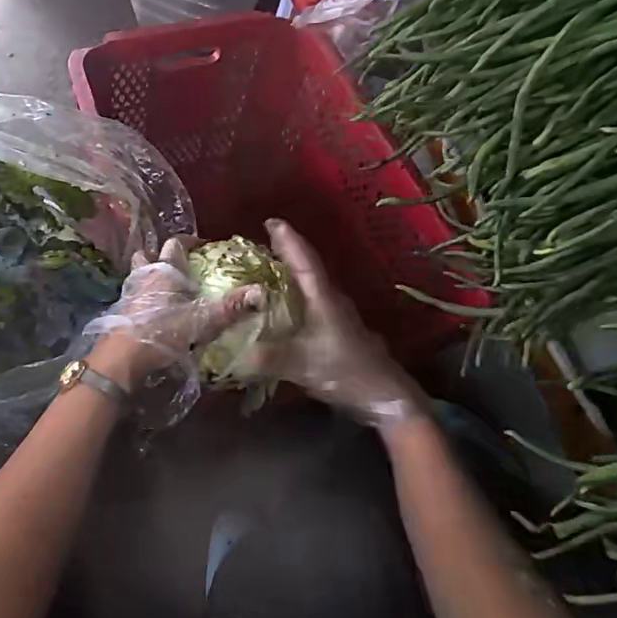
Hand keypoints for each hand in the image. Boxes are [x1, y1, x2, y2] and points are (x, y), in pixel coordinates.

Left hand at [85, 236, 261, 389]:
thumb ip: (231, 307)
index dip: (189, 241)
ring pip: (138, 275)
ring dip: (149, 277)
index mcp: (165, 270)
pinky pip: (133, 297)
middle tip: (177, 265)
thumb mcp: (203, 320)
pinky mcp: (120, 313)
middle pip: (148, 255)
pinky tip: (152, 312)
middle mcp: (144, 276)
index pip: (176, 243)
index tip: (203, 246)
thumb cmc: (163, 331)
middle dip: (161, 256)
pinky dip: (142, 299)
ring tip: (165, 289)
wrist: (123, 357)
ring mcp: (129, 294)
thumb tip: (261, 292)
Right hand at [249, 219, 426, 428]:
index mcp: (324, 299)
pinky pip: (312, 304)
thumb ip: (267, 358)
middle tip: (260, 244)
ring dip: (291, 275)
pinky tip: (283, 306)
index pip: (304, 260)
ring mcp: (337, 316)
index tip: (271, 221)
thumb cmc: (347, 372)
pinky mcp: (338, 331)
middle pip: (307, 268)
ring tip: (266, 271)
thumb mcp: (303, 365)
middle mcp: (331, 301)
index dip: (288, 240)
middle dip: (285, 253)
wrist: (385, 396)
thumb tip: (231, 354)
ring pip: (311, 286)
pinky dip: (295, 296)